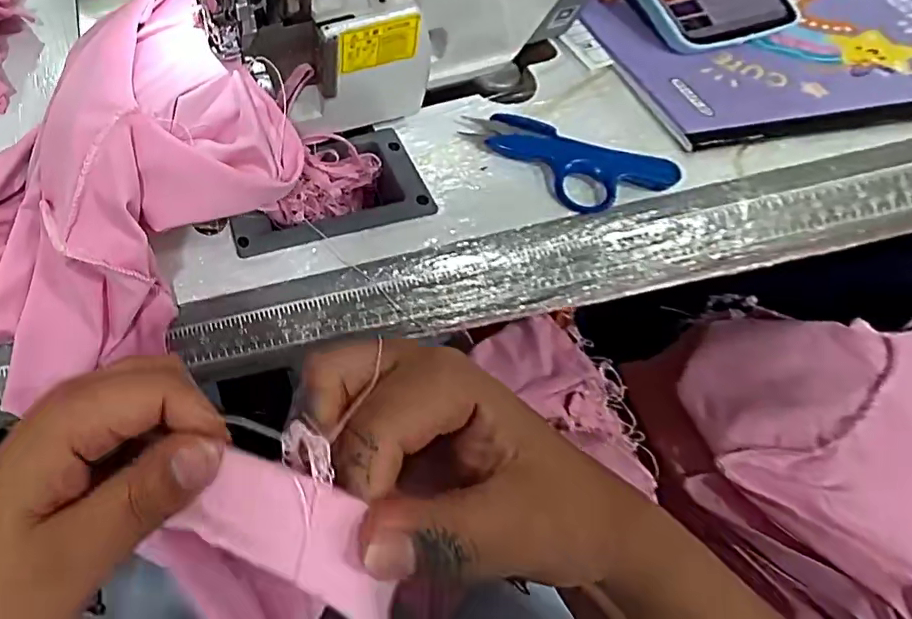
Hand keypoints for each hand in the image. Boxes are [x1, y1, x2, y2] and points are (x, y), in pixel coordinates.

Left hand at [0, 356, 228, 618]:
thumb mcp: (72, 557)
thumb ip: (143, 496)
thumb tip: (211, 450)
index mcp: (69, 413)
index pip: (158, 384)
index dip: (198, 420)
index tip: (221, 477)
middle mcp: (69, 398)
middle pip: (152, 374)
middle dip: (191, 414)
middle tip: (207, 481)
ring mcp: (64, 417)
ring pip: (141, 392)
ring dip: (174, 425)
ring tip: (185, 485)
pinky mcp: (64, 441)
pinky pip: (123, 419)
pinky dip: (152, 439)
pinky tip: (154, 482)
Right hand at [298, 339, 660, 588]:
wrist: (591, 521)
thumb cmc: (564, 515)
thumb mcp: (517, 533)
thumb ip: (442, 539)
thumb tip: (362, 547)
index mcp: (445, 378)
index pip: (373, 421)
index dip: (360, 480)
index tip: (366, 539)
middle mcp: (411, 364)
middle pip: (331, 374)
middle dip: (322, 436)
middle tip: (333, 498)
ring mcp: (397, 382)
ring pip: (325, 390)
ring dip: (321, 443)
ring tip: (339, 499)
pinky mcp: (390, 408)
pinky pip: (336, 415)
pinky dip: (330, 452)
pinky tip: (351, 495)